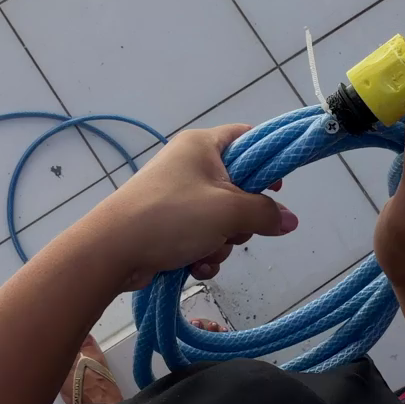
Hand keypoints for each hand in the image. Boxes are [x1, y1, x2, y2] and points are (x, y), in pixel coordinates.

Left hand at [78, 125, 297, 289]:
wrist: (113, 250)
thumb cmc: (173, 216)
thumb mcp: (229, 211)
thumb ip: (266, 213)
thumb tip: (290, 221)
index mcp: (202, 145)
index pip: (246, 137)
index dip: (267, 160)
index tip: (277, 187)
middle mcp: (189, 165)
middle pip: (239, 187)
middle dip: (242, 219)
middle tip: (233, 228)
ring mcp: (177, 196)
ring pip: (222, 220)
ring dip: (223, 243)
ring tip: (206, 251)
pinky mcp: (168, 224)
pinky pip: (202, 237)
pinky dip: (204, 253)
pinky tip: (195, 266)